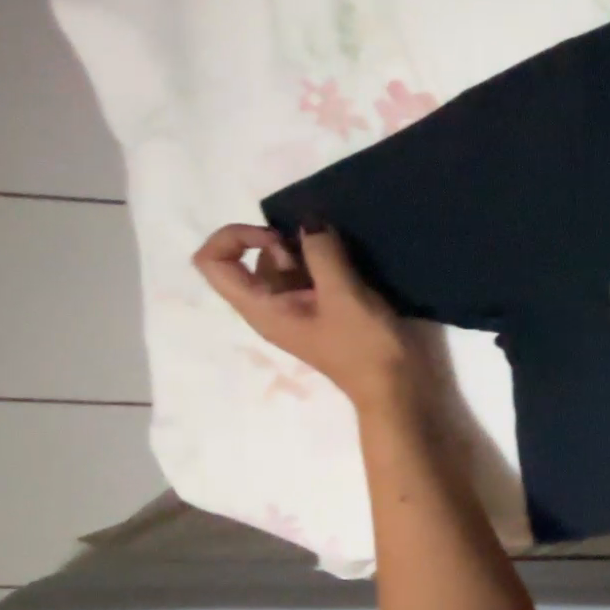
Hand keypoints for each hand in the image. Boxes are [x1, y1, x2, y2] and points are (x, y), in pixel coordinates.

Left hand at [192, 223, 418, 407]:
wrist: (397, 387)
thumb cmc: (365, 347)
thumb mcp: (344, 296)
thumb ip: (323, 254)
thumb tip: (310, 222)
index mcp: (261, 309)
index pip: (212, 262)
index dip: (236, 238)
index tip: (279, 238)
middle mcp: (272, 308)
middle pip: (252, 260)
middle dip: (282, 244)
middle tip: (322, 251)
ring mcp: (299, 310)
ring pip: (285, 267)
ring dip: (309, 252)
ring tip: (344, 257)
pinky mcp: (325, 311)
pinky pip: (311, 278)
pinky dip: (326, 264)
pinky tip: (354, 266)